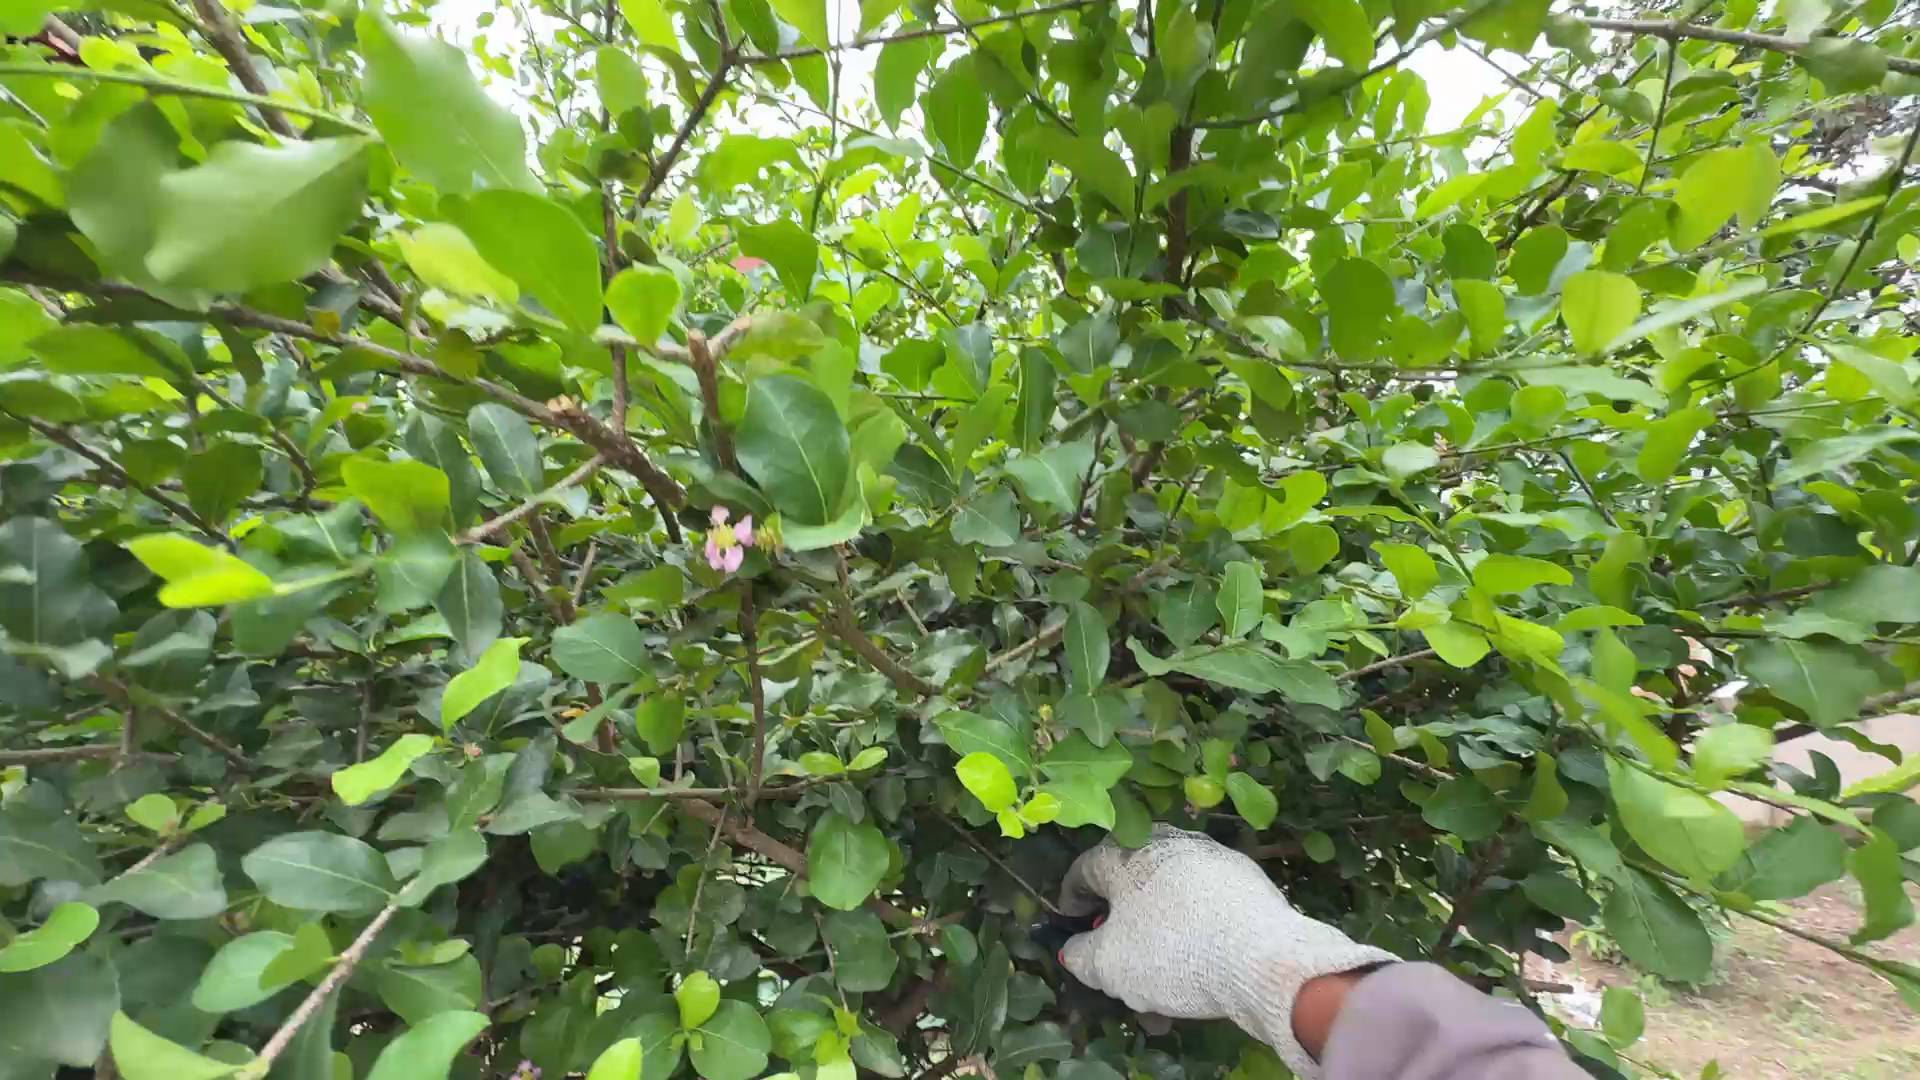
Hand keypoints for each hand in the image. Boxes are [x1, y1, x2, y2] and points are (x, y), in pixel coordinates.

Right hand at [1056, 826, 1396, 1079]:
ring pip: (1168, 899)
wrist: (1262, 957)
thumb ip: (1081, 955)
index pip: (1083, 871)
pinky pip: (1203, 901)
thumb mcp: (1110, 967)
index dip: (1072, 902)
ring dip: (1160, 938)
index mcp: (1121, 853)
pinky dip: (1194, 928)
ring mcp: (1203, 853)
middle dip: (1122, 931)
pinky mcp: (1241, 873)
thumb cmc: (1172, 952)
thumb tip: (1073, 949)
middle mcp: (1159, 840)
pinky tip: (1203, 965)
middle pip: (1129, 886)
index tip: (1072, 928)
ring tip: (1167, 988)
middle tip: (1123, 969)